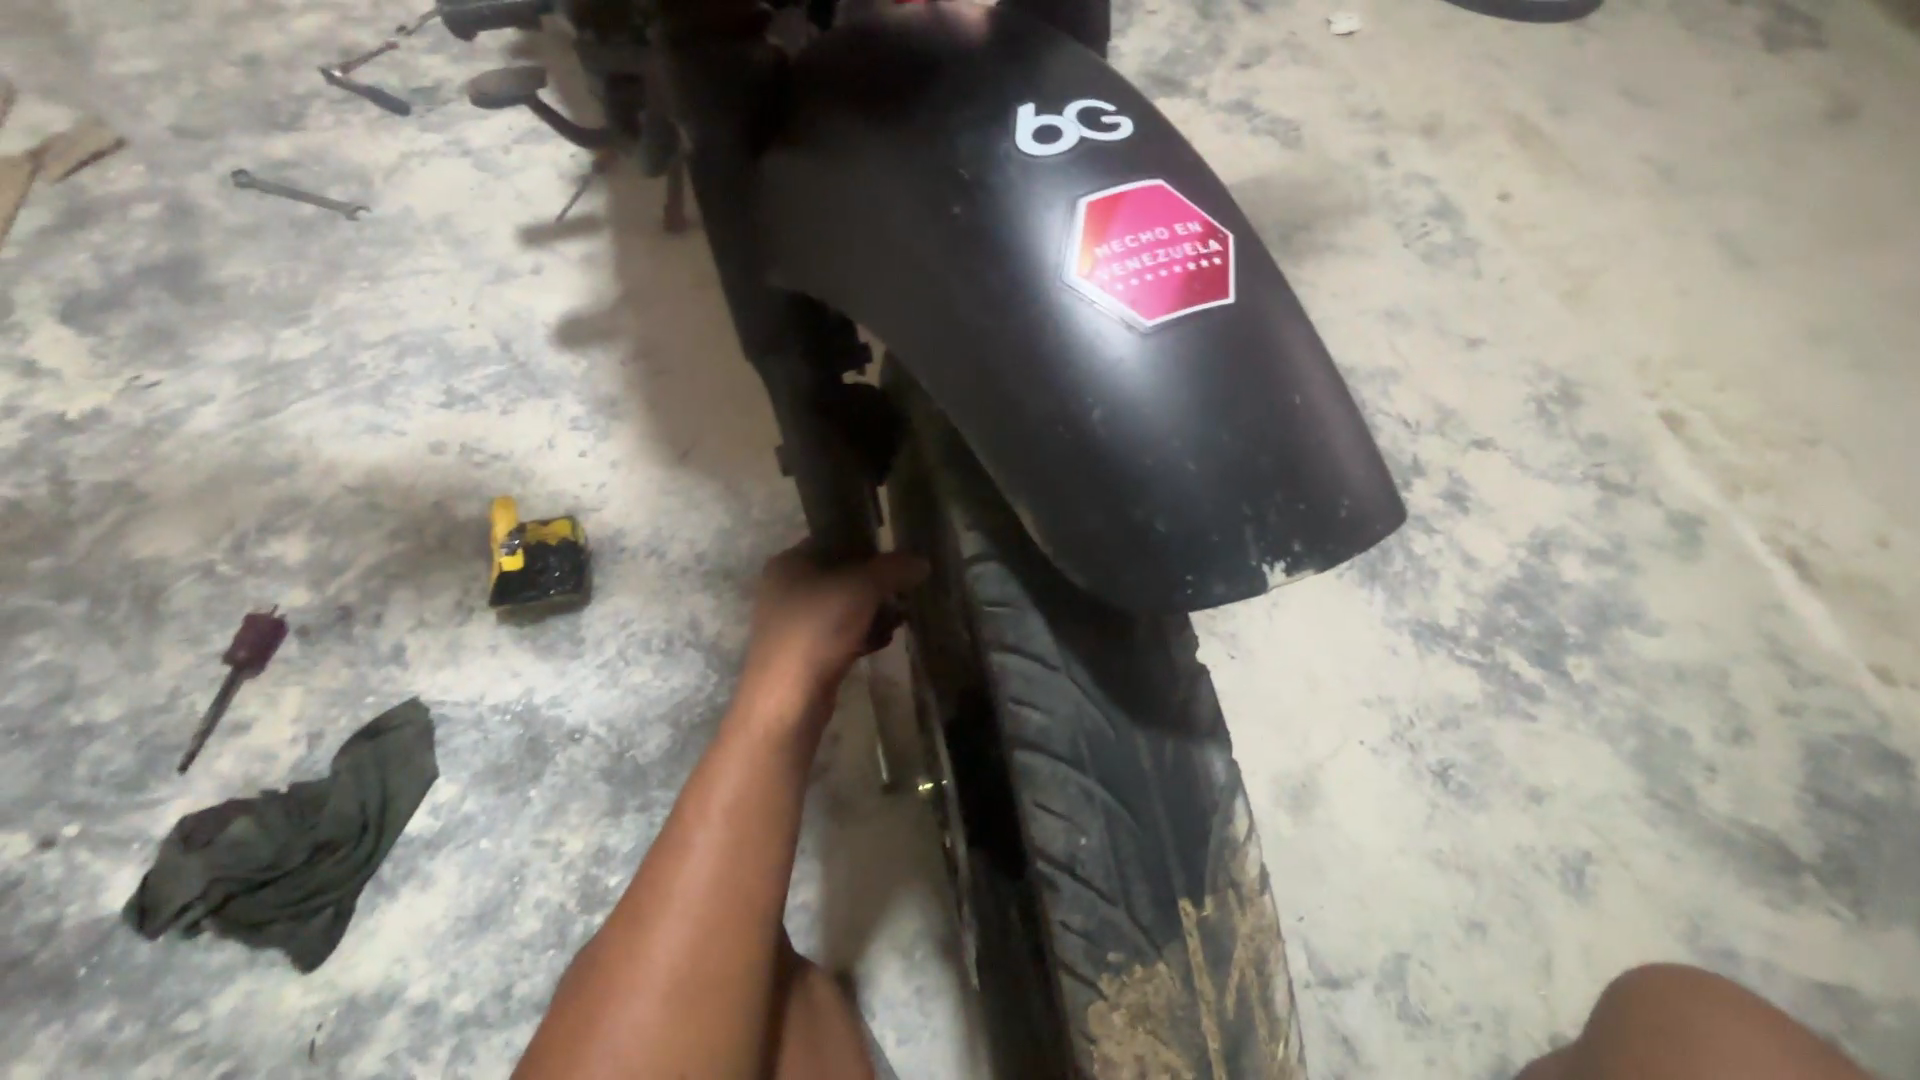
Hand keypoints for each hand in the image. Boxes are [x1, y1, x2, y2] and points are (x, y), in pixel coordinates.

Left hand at [734, 544, 928, 725]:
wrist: (787, 699)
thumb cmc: (817, 629)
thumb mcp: (861, 589)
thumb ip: (893, 569)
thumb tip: (921, 561)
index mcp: (790, 563)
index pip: (833, 540)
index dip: (867, 544)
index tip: (898, 557)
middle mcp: (786, 588)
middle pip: (841, 575)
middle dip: (876, 584)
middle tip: (904, 590)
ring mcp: (793, 622)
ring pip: (843, 606)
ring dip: (873, 611)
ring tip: (900, 618)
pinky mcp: (804, 652)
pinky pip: (839, 633)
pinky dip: (862, 634)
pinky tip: (883, 641)